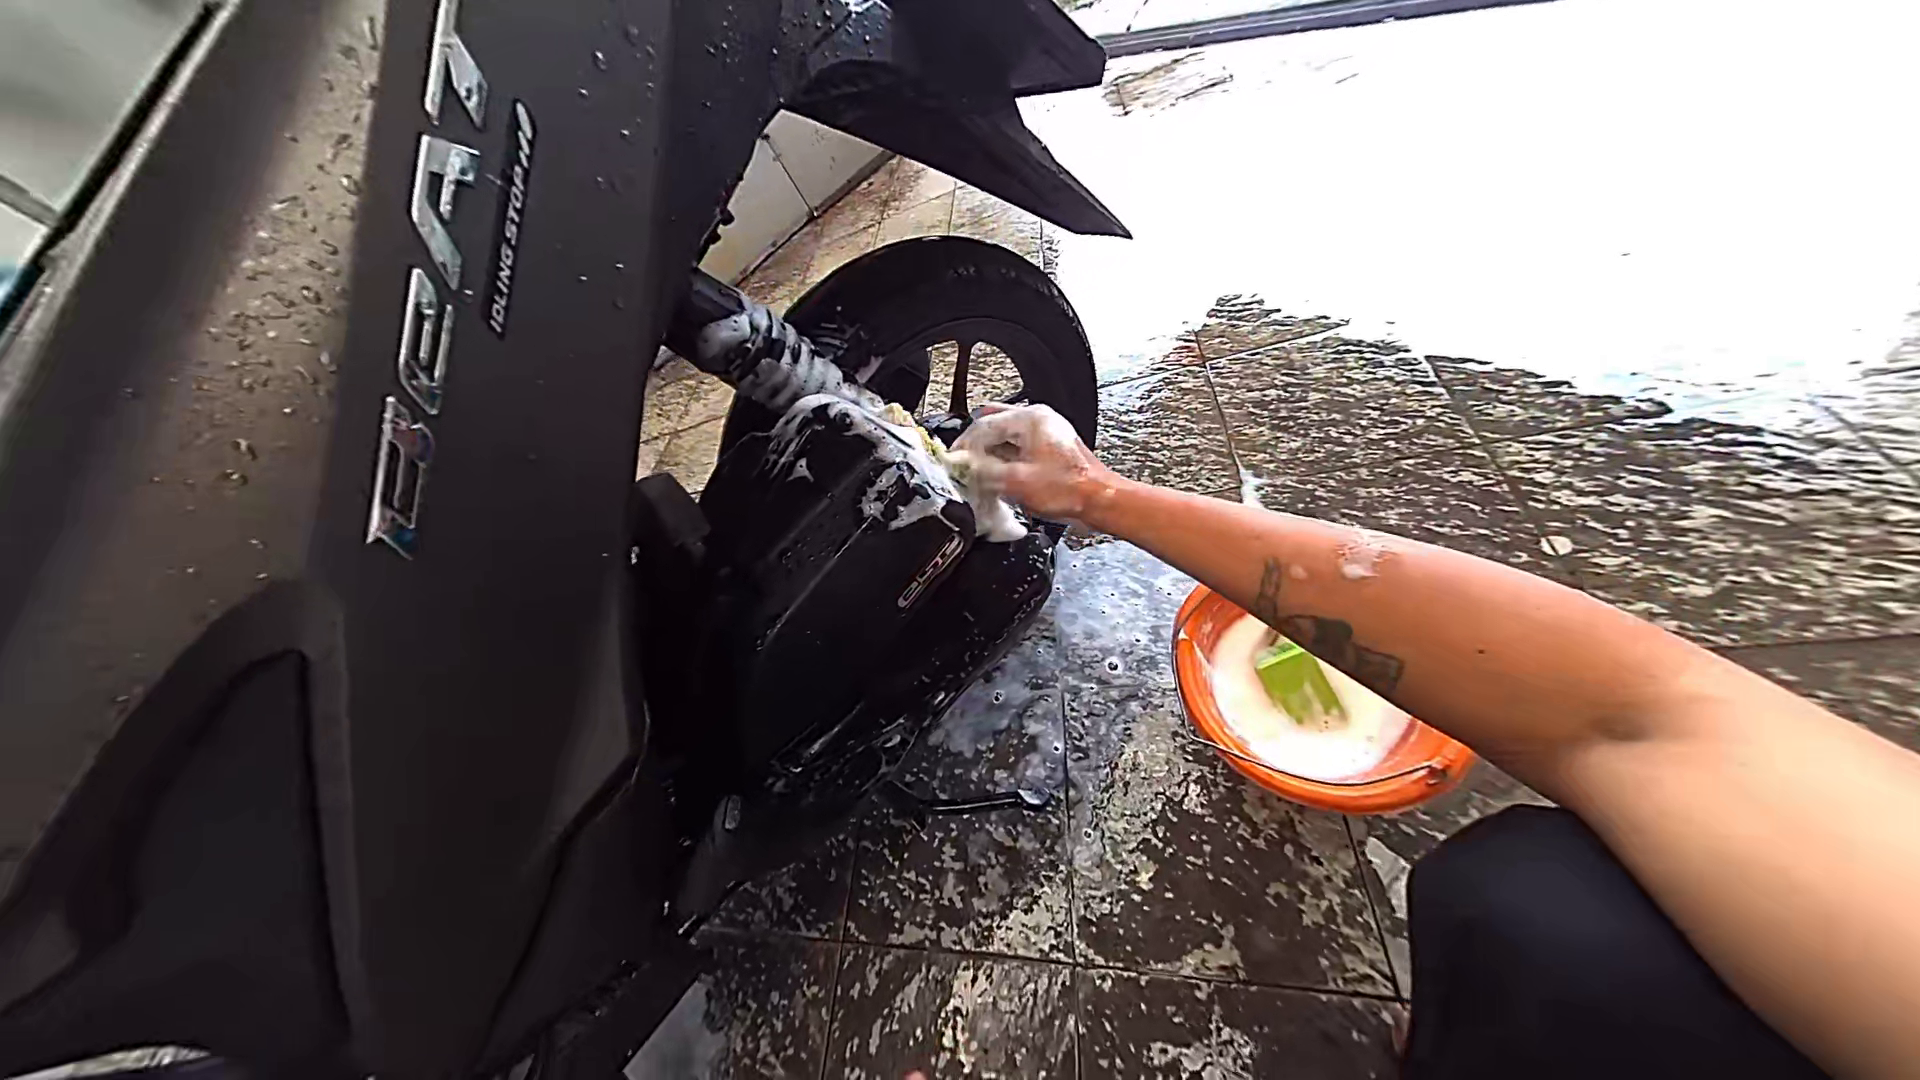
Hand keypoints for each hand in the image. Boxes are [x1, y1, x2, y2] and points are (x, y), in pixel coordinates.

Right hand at [951, 403, 1121, 524]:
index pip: (984, 424)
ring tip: (978, 472)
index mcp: (1031, 419)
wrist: (1099, 501)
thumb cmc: (1071, 490)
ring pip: (1005, 437)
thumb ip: (985, 471)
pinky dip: (1004, 459)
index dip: (965, 444)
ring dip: (990, 453)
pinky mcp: (1049, 449)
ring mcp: (1045, 433)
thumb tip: (964, 466)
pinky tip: (998, 475)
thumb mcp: (1018, 482)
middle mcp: (1038, 420)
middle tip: (963, 464)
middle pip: (994, 426)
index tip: (954, 460)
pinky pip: (1018, 447)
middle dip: (976, 446)